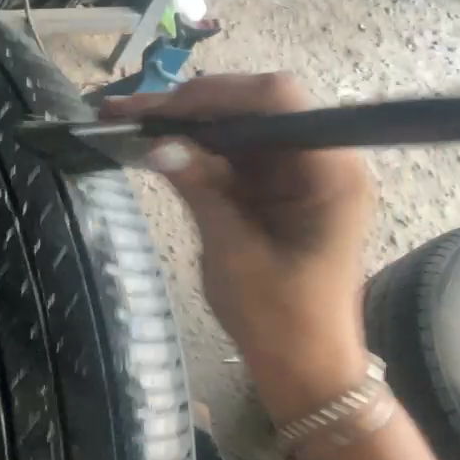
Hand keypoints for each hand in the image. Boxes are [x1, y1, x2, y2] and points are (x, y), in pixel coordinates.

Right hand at [103, 74, 375, 417]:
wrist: (304, 364)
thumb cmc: (279, 317)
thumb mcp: (233, 251)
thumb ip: (200, 190)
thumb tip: (157, 145)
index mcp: (330, 172)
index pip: (277, 101)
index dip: (214, 95)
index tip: (157, 108)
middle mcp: (321, 160)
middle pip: (256, 107)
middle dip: (192, 105)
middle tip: (129, 111)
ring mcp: (298, 174)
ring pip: (239, 127)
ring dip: (187, 124)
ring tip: (130, 121)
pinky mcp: (277, 190)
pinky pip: (235, 154)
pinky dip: (196, 150)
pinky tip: (158, 147)